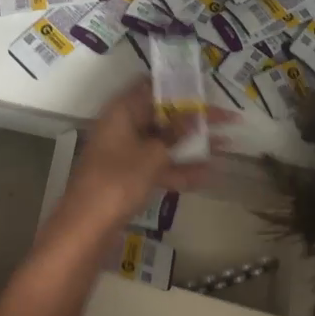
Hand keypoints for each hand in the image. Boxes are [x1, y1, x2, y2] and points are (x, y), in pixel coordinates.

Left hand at [55, 78, 229, 235]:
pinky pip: (158, 166)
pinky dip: (180, 169)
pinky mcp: (129, 177)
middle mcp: (123, 126)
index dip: (180, 88)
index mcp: (122, 111)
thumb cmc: (118, 181)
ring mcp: (125, 153)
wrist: (86, 228)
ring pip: (163, 142)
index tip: (207, 90)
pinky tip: (208, 174)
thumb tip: (195, 115)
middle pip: (162, 116)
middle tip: (226, 118)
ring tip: (227, 145)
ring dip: (192, 144)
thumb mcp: (152, 155)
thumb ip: (176, 133)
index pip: (153, 87)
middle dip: (193, 119)